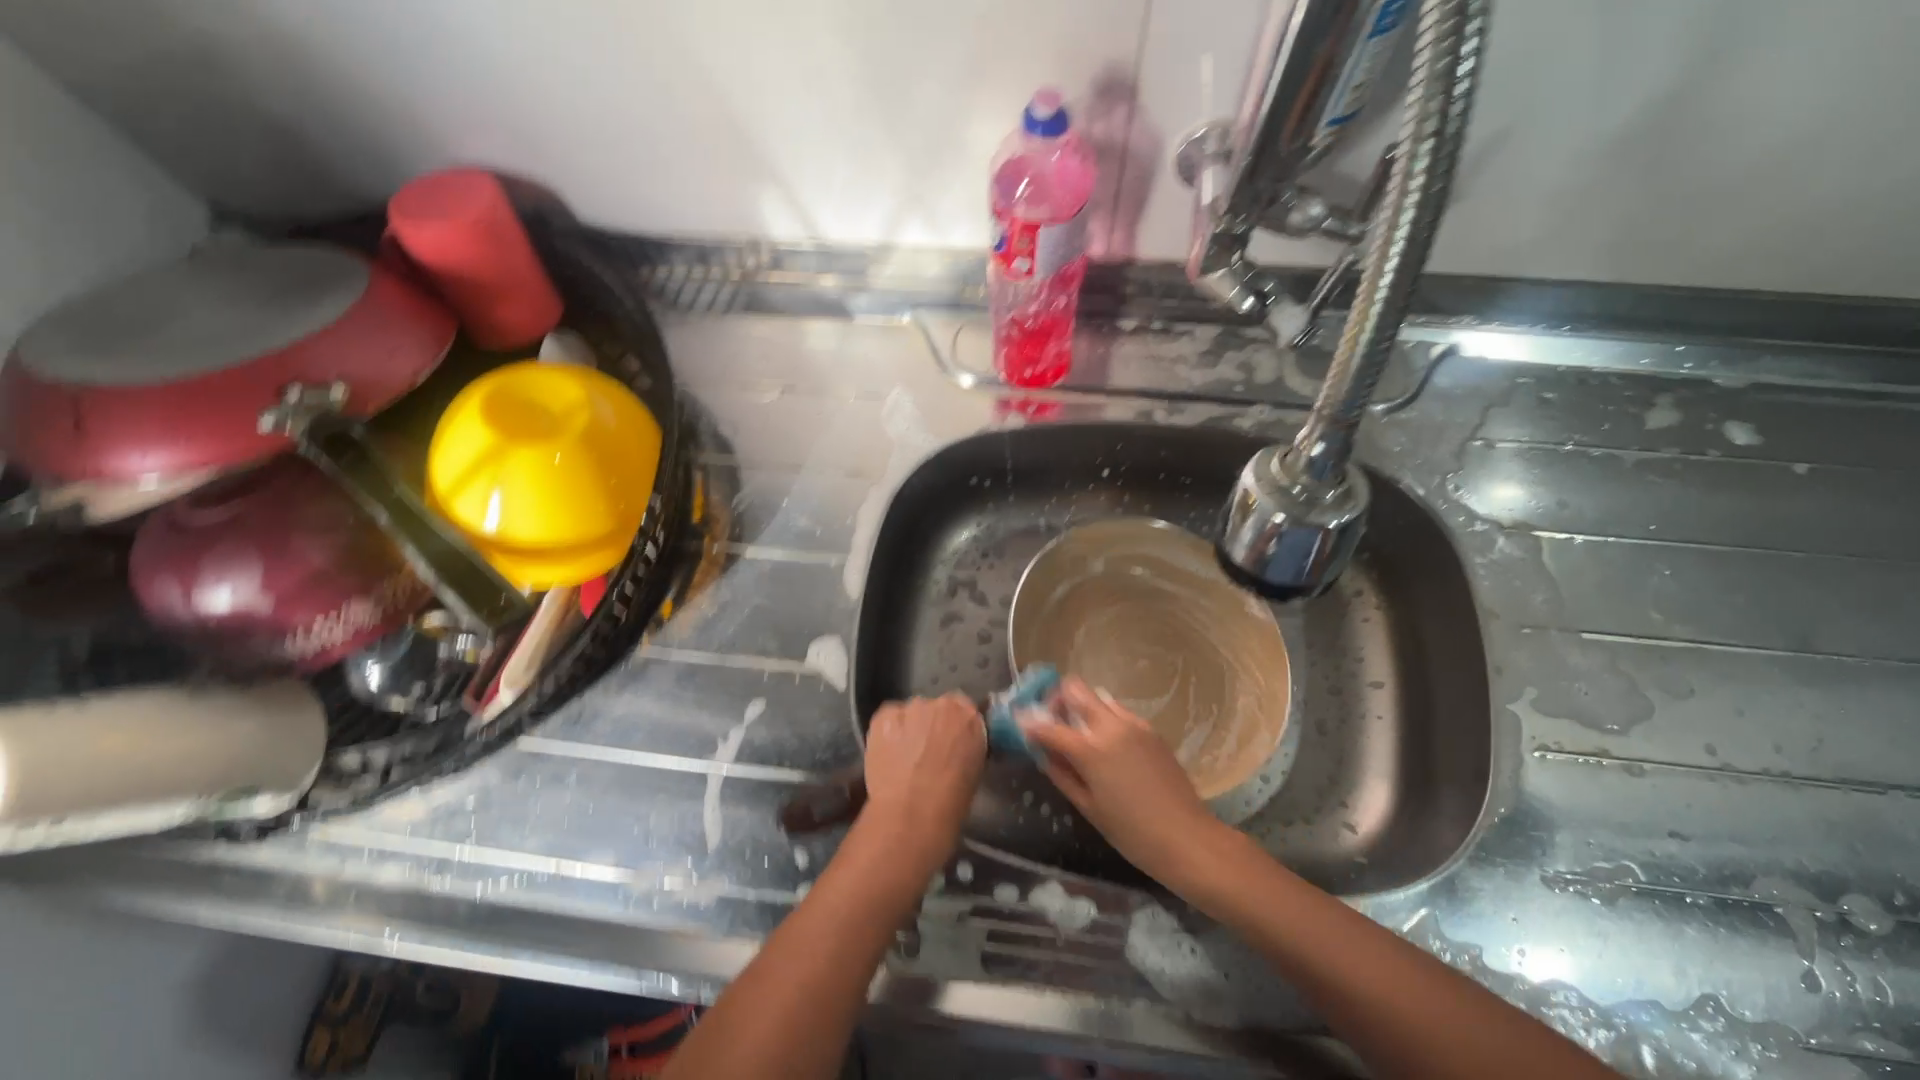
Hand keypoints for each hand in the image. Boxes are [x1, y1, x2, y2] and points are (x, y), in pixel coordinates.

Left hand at [863, 693, 985, 858]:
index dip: (954, 725)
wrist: (912, 814)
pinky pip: (888, 719)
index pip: (963, 708)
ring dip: (909, 728)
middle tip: (927, 751)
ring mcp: (910, 708)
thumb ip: (967, 747)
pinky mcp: (883, 717)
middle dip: (931, 725)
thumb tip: (957, 747)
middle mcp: (942, 704)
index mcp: (970, 717)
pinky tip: (888, 753)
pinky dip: (888, 732)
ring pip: (910, 713)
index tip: (949, 740)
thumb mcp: (974, 769)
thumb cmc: (951, 801)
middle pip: (935, 708)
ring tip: (904, 756)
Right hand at [1020, 676, 1229, 885]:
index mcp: (1091, 749)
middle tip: (1051, 720)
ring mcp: (1135, 725)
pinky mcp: (1151, 730)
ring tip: (1078, 734)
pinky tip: (1105, 745)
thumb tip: (1043, 753)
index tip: (1019, 722)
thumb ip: (1061, 774)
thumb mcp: (1088, 807)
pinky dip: (1105, 719)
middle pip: (1076, 689)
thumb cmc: (1131, 832)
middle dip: (1057, 700)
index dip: (1028, 723)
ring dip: (1083, 706)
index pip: (1048, 726)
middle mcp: (1112, 727)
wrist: (1186, 837)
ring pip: (1099, 697)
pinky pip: (1119, 712)